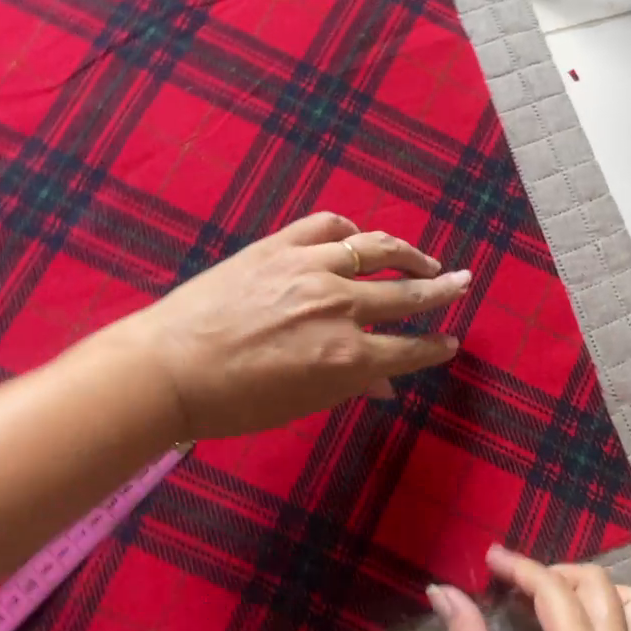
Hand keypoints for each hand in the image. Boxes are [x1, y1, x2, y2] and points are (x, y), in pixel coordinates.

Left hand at [88, 212, 470, 439]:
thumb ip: (349, 386)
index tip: (451, 341)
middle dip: (442, 290)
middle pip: (407, 295)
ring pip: (377, 249)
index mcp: (348, 356)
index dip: (435, 346)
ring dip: (409, 254)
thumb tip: (384, 382)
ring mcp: (311, 268)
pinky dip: (351, 230)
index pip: (410, 349)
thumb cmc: (234, 403)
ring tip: (425, 260)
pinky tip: (360, 238)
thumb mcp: (300, 404)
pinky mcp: (281, 246)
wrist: (167, 368)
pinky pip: (328, 226)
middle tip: (463, 283)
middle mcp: (340, 306)